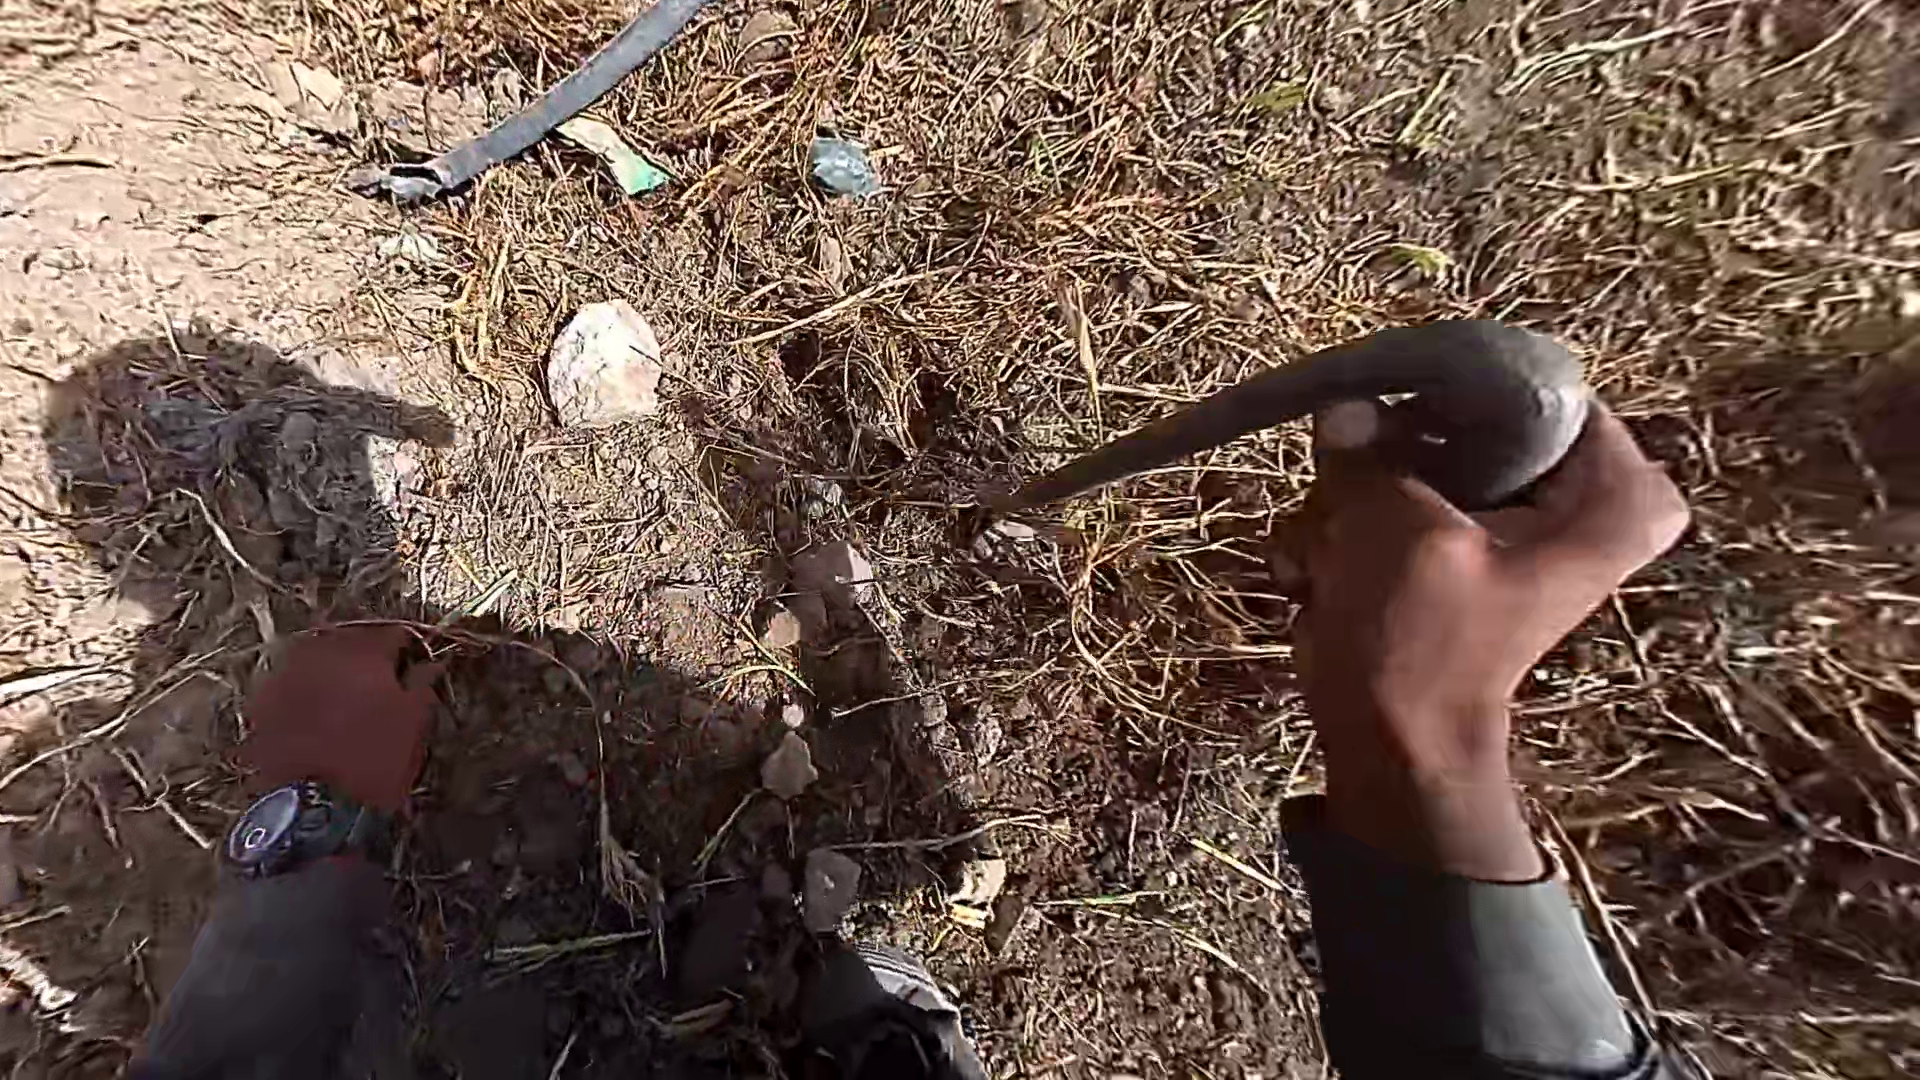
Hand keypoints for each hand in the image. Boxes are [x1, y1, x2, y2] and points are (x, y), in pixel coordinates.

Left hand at [243, 626, 441, 813]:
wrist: (318, 805)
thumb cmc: (380, 754)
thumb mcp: (416, 716)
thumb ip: (423, 681)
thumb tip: (433, 662)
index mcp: (363, 658)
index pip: (390, 633)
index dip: (408, 641)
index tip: (419, 653)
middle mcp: (319, 661)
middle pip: (346, 637)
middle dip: (368, 645)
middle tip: (388, 662)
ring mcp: (284, 684)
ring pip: (311, 655)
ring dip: (334, 660)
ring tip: (353, 677)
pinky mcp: (262, 709)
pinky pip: (289, 680)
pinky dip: (308, 681)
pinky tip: (322, 698)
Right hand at [1292, 401, 1687, 879]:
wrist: (1384, 724)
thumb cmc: (1420, 637)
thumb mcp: (1396, 534)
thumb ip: (1371, 459)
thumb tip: (1340, 406)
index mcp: (1606, 496)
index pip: (1537, 395)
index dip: (1455, 396)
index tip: (1387, 412)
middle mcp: (1552, 502)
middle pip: (1449, 432)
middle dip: (1380, 472)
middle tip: (1352, 512)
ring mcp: (1476, 524)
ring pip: (1390, 469)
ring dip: (1341, 514)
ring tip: (1334, 564)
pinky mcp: (1422, 546)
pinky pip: (1363, 507)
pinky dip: (1331, 539)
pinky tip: (1321, 579)